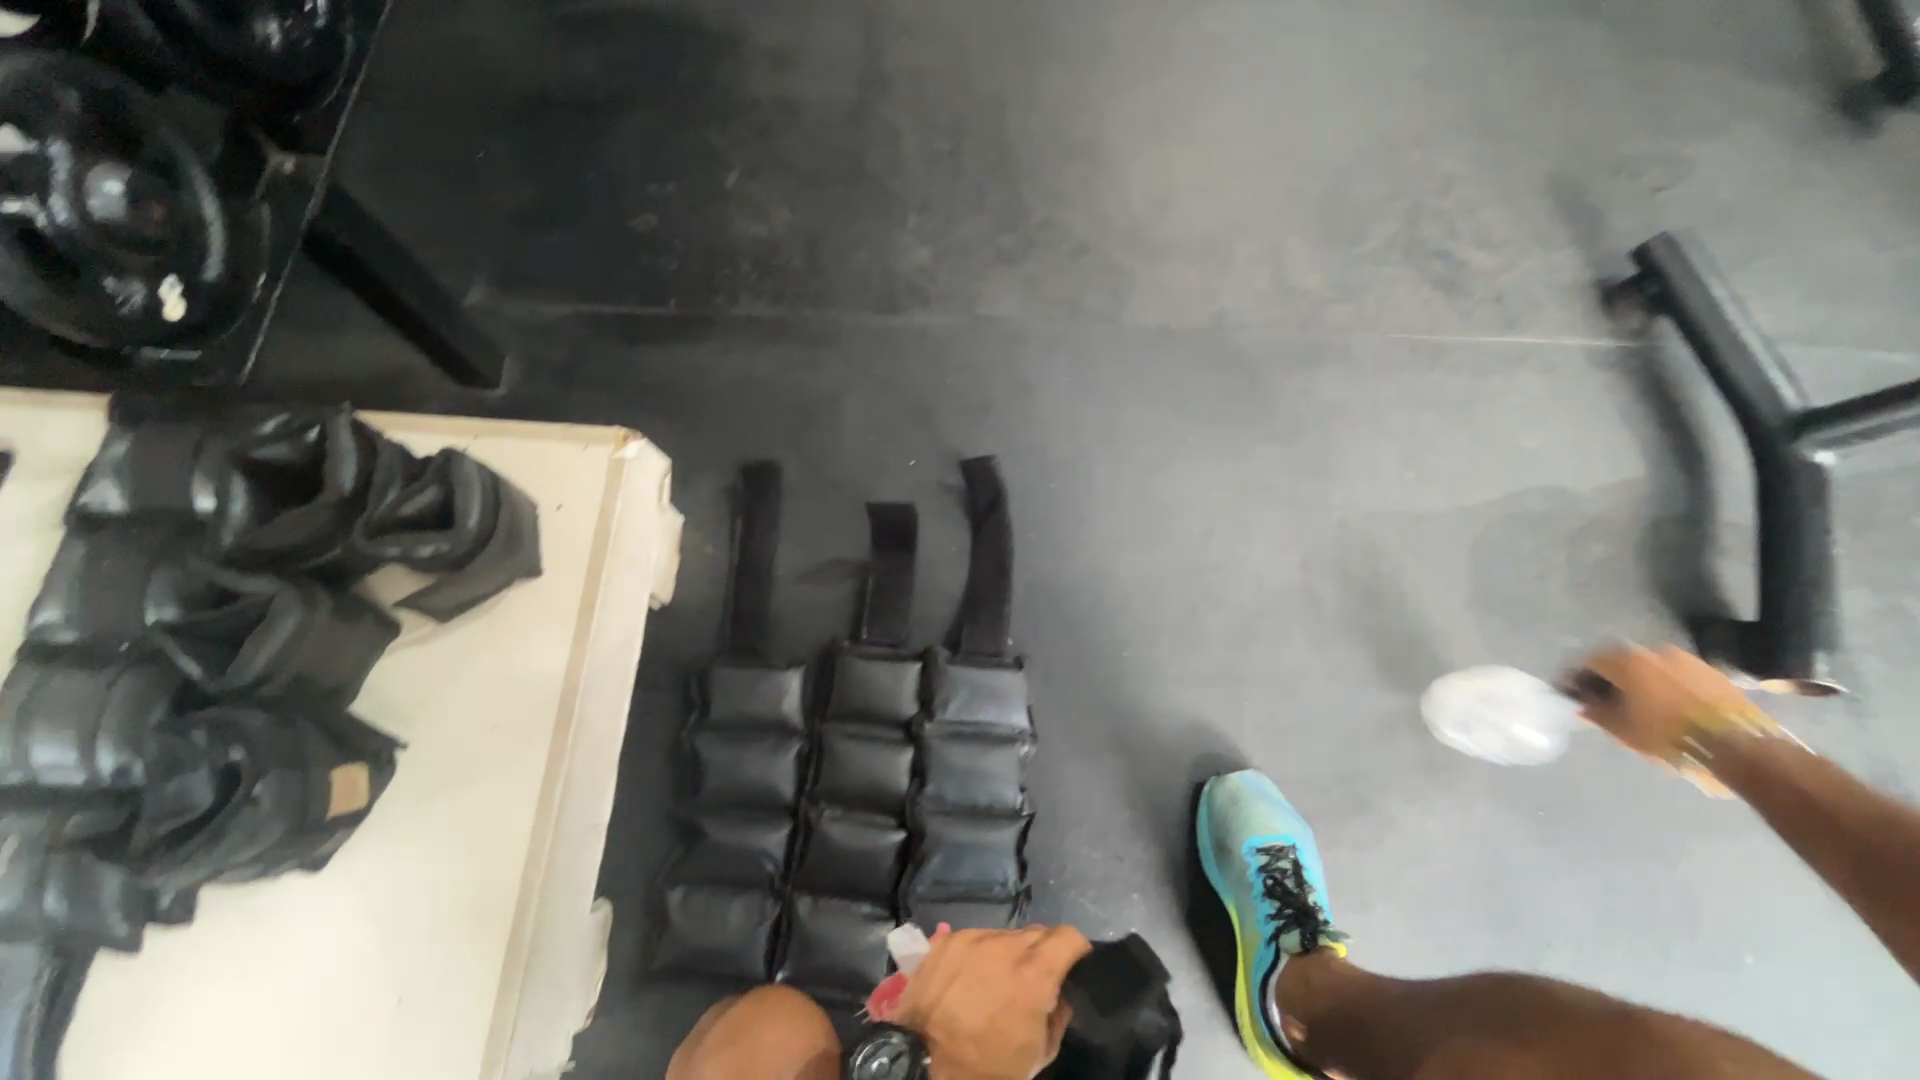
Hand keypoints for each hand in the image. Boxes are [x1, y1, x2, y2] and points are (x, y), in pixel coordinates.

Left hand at [893, 923, 1091, 1079]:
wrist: (923, 1064)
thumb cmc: (989, 1066)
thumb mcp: (1039, 1053)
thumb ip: (1059, 1015)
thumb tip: (1060, 993)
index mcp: (1035, 972)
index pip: (1069, 936)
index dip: (1076, 950)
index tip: (1072, 965)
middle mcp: (1005, 945)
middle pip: (1037, 933)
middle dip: (1042, 953)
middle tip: (1032, 981)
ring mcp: (972, 939)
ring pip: (1005, 934)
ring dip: (1009, 953)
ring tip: (995, 982)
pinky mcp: (946, 941)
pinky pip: (974, 939)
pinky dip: (979, 954)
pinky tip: (969, 979)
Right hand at [1567, 644, 1774, 792]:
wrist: (1738, 745)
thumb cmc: (1668, 735)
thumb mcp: (1622, 729)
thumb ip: (1596, 712)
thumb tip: (1583, 704)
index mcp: (1627, 661)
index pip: (1590, 661)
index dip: (1579, 677)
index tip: (1575, 693)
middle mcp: (1655, 651)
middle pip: (1623, 660)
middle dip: (1613, 677)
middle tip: (1608, 698)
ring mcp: (1688, 660)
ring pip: (1653, 667)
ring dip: (1643, 681)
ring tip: (1643, 703)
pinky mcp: (1714, 672)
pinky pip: (1680, 675)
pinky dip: (1669, 686)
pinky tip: (1672, 706)